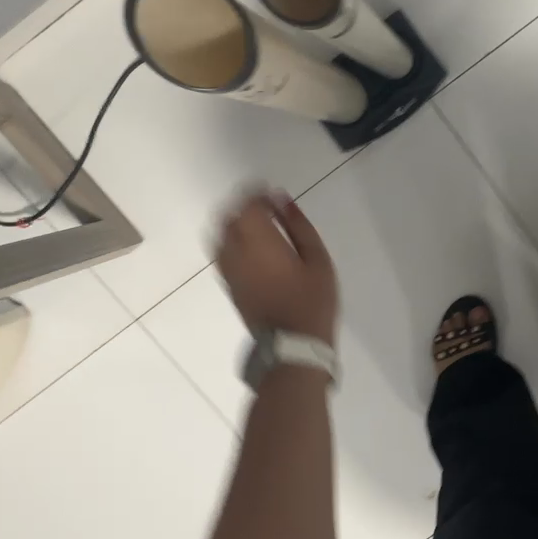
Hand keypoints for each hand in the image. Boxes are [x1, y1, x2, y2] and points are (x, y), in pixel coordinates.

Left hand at [214, 191, 337, 342]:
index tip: (271, 194)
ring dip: (233, 223)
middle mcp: (237, 253)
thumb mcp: (319, 261)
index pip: (247, 206)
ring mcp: (229, 270)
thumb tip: (282, 201)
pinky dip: (230, 241)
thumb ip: (299, 227)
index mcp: (260, 243)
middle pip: (227, 218)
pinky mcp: (228, 285)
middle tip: (264, 206)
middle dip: (242, 206)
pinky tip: (249, 247)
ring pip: (219, 235)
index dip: (256, 194)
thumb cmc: (312, 301)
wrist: (293, 345)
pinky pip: (220, 253)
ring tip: (255, 225)